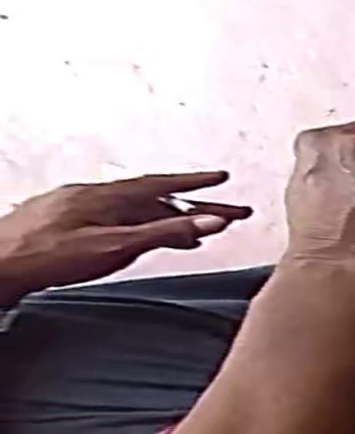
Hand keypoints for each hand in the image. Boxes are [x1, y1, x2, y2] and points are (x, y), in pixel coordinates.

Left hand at [0, 173, 251, 303]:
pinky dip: (146, 227)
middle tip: (231, 213)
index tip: (220, 177)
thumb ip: (170, 232)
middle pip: (154, 200)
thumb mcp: (119, 245)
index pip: (159, 184)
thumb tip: (213, 221)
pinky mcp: (64, 225)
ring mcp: (73, 211)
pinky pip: (118, 220)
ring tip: (200, 232)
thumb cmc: (45, 256)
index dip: (194, 181)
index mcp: (100, 197)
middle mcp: (87, 198)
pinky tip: (155, 238)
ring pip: (137, 211)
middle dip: (196, 207)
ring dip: (173, 220)